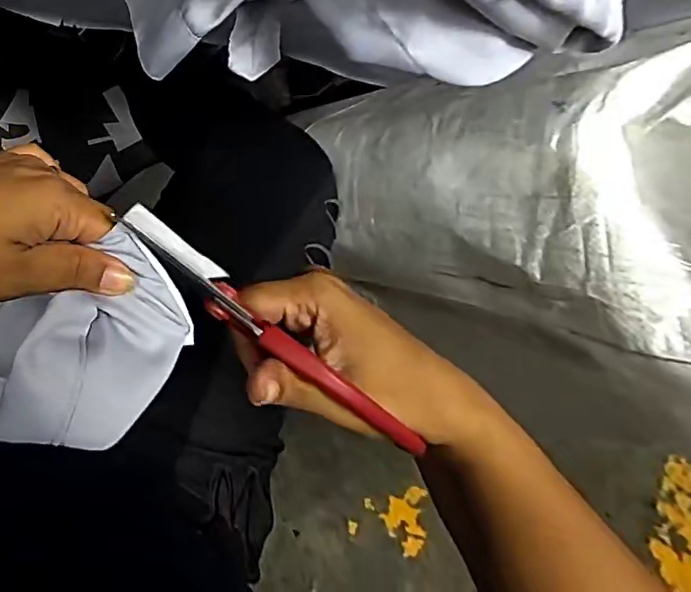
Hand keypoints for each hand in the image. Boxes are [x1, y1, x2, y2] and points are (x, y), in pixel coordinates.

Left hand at [0, 145, 134, 305]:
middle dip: (76, 242)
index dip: (101, 262)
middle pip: (84, 209)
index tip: (79, 287)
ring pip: (58, 195)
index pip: (108, 229)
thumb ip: (76, 270)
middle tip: (42, 275)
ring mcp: (11, 162)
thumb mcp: (17, 274)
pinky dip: (32, 202)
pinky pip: (31, 180)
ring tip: (20, 253)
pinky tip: (9, 222)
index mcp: (54, 195)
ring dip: (52, 223)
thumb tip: (125, 274)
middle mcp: (40, 170)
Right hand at [228, 271, 502, 446]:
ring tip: (307, 381)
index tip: (258, 372)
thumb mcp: (337, 394)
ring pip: (269, 319)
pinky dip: (290, 351)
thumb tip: (251, 385)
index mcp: (315, 292)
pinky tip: (312, 371)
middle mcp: (313, 284)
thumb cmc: (398, 396)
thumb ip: (287, 384)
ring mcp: (321, 296)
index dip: (244, 337)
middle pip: (256, 309)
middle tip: (284, 384)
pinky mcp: (325, 311)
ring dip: (277, 354)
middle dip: (261, 349)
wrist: (446, 406)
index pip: (249, 300)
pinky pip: (286, 324)